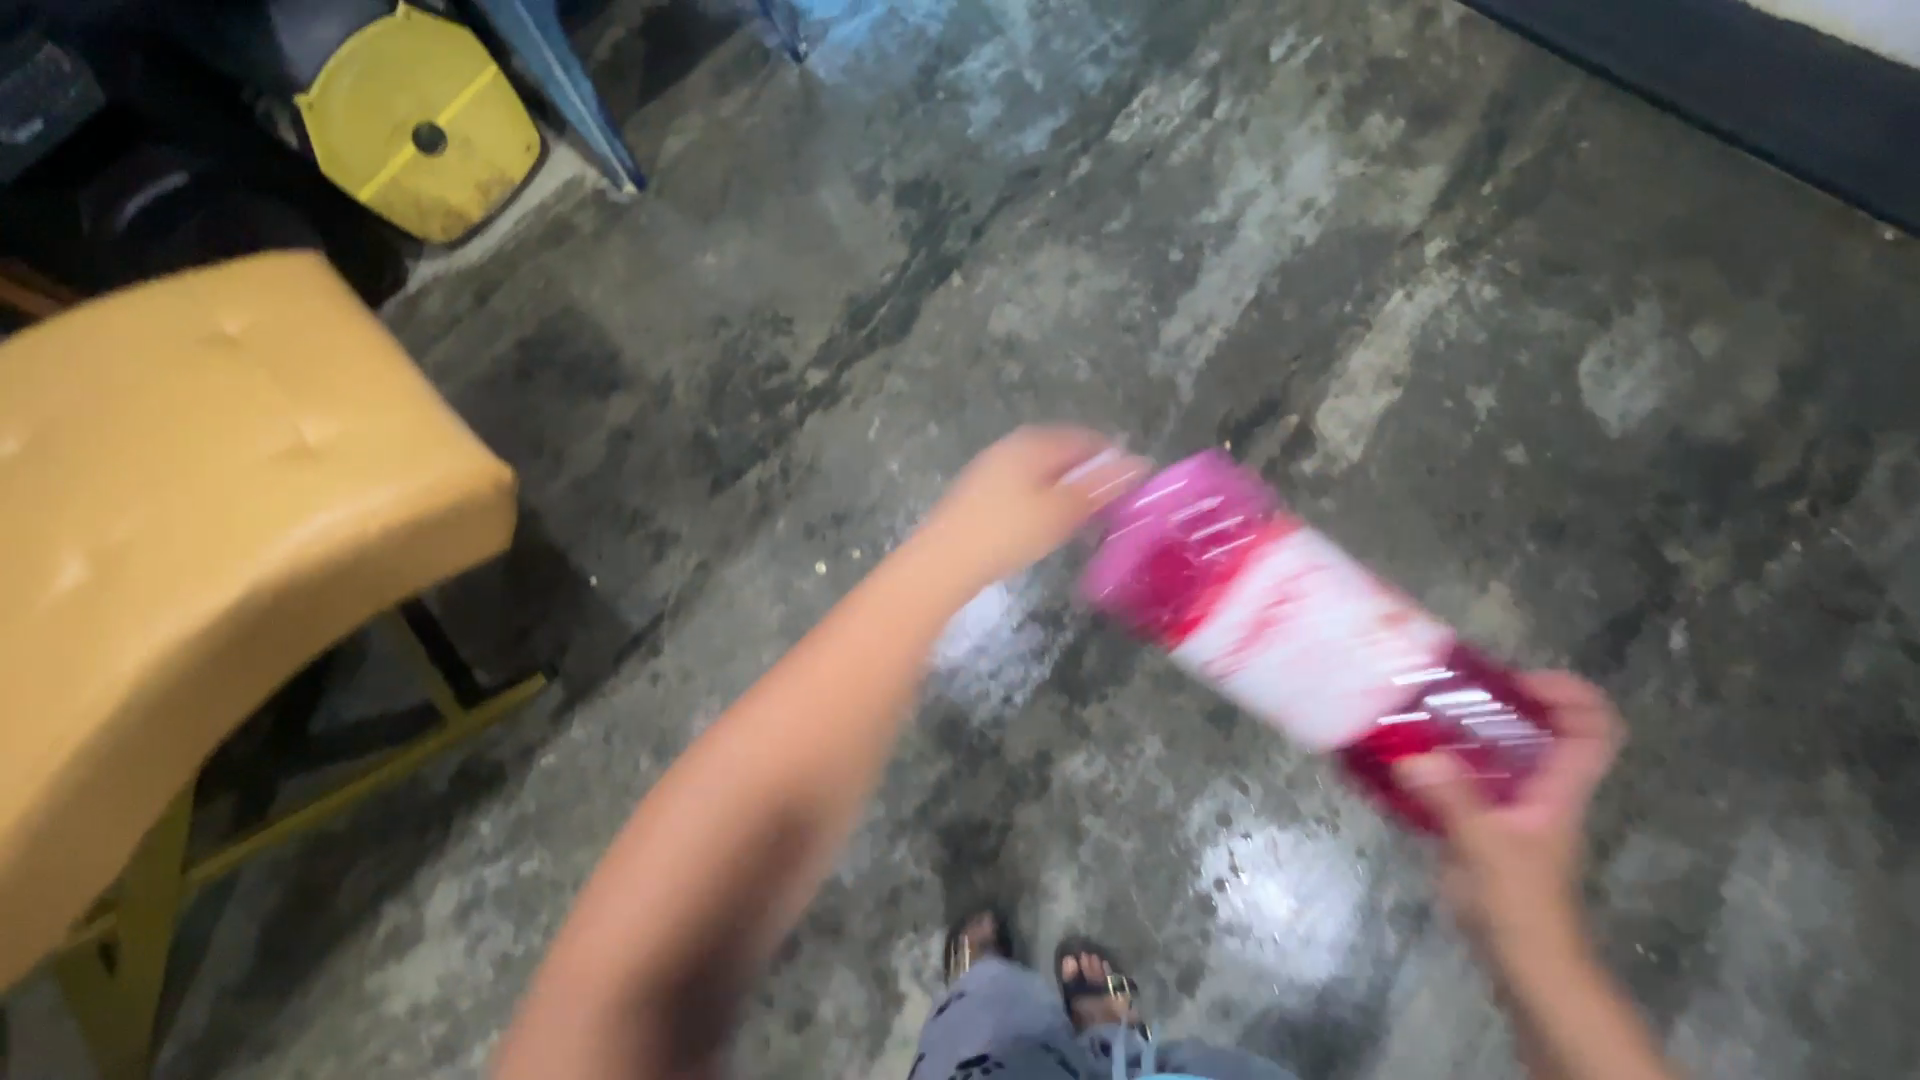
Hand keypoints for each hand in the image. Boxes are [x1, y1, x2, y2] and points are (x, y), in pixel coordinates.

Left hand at [920, 426, 1147, 586]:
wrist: (943, 562)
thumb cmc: (1008, 532)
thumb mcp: (1062, 510)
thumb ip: (1101, 485)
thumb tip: (1138, 463)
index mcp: (1033, 442)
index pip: (1085, 438)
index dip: (1111, 458)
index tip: (1130, 486)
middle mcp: (1009, 447)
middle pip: (1060, 452)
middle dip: (1086, 475)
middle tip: (1108, 505)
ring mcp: (989, 469)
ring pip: (1039, 472)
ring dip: (1063, 489)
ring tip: (1079, 518)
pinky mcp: (976, 494)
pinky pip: (1020, 488)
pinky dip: (1040, 500)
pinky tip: (1042, 526)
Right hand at [1393, 672, 1622, 961]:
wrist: (1522, 958)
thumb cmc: (1519, 903)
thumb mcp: (1486, 849)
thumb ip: (1453, 802)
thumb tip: (1413, 756)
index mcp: (1558, 790)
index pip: (1591, 730)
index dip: (1569, 695)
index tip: (1517, 680)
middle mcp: (1537, 789)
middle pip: (1535, 731)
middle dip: (1495, 701)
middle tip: (1447, 686)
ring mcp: (1507, 806)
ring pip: (1492, 753)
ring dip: (1455, 730)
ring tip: (1411, 711)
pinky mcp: (1477, 822)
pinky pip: (1457, 778)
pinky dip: (1430, 763)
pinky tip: (1394, 759)